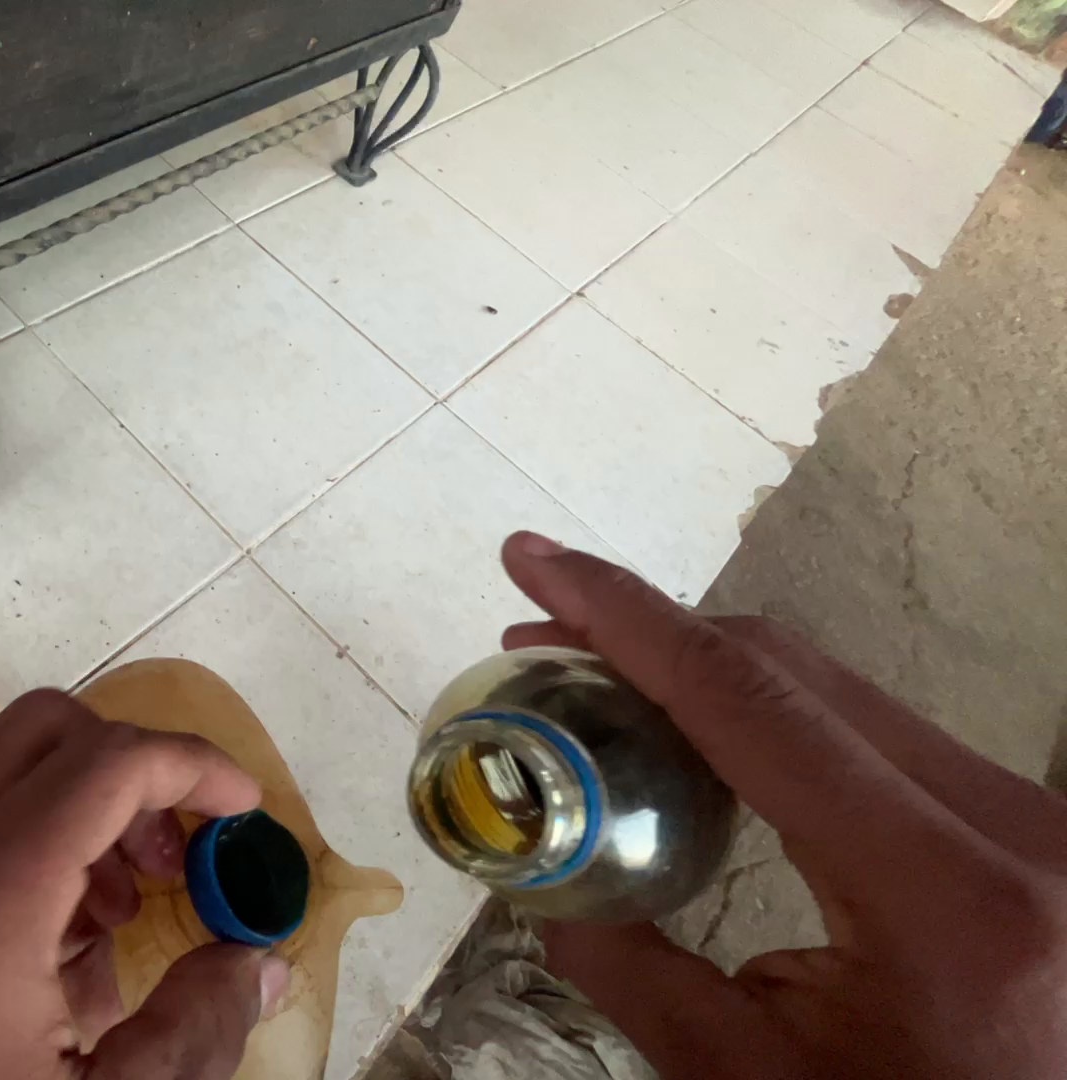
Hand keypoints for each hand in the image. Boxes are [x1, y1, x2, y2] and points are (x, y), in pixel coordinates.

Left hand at [0, 689, 291, 1079]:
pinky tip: (51, 944)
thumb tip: (257, 960)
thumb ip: (194, 1032)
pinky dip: (25, 840)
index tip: (246, 807)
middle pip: (43, 729)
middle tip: (175, 855)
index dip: (191, 765)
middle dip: (131, 768)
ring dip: (77, 806)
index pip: (104, 762)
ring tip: (117, 914)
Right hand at [498, 531, 1066, 1078]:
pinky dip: (743, 703)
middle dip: (636, 630)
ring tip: (585, 678)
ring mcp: (1032, 815)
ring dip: (685, 662)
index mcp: (947, 895)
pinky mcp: (1022, 821)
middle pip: (781, 667)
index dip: (621, 615)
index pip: (745, 700)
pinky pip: (851, 723)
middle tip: (534, 640)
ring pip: (818, 684)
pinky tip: (681, 726)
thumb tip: (531, 867)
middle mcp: (1014, 826)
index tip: (531, 560)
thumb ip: (622, 964)